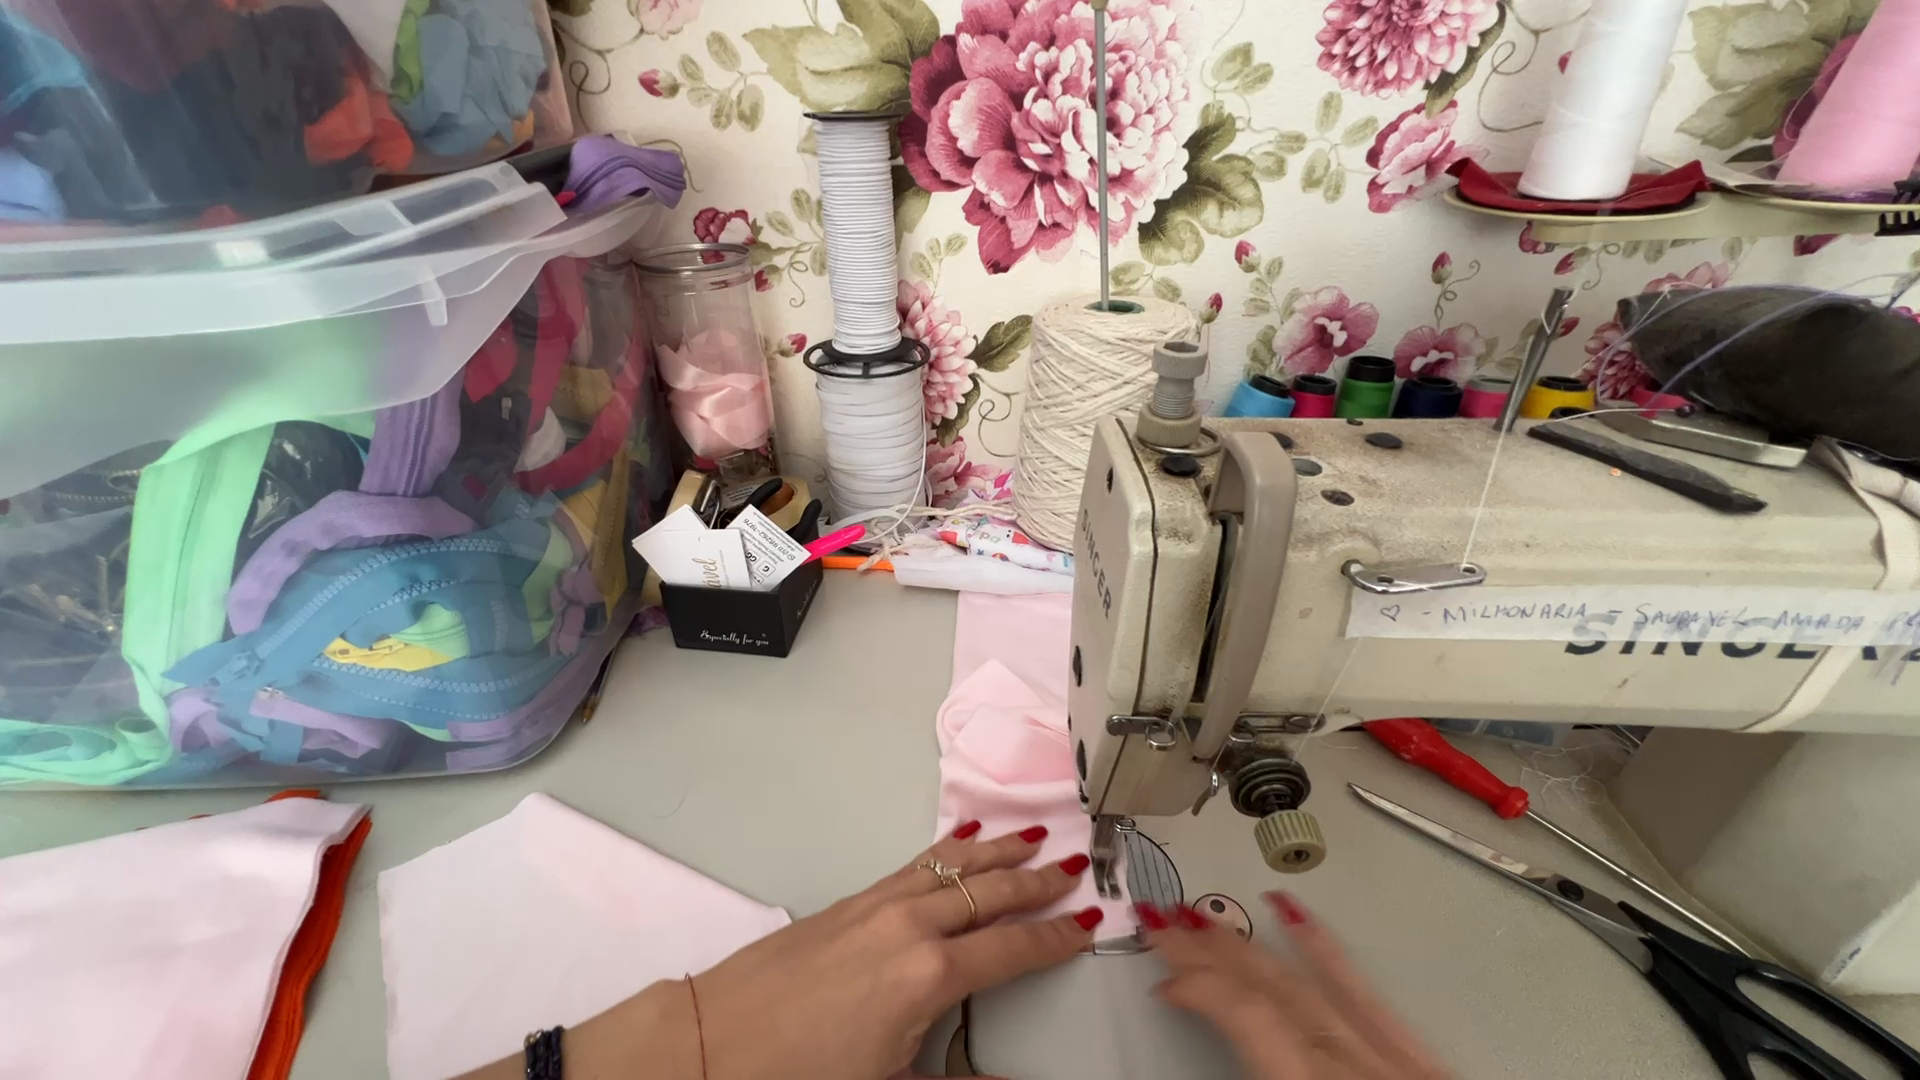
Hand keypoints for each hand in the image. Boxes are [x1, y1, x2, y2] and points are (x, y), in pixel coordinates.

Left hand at [467, 822, 1105, 1079]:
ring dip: (997, 853)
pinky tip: (960, 840)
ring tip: (1032, 837)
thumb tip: (998, 1076)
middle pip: (990, 894)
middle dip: (1037, 881)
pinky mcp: (851, 899)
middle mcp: (911, 926)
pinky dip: (946, 850)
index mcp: (929, 976)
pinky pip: (914, 865)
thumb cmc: (799, 1077)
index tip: (1090, 921)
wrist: (708, 1044)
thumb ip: (952, 1077)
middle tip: (1076, 865)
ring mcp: (879, 905)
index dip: (1056, 937)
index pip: (1011, 949)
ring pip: (954, 867)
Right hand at [1141, 892, 1452, 1079]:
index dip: (1199, 986)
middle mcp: (1355, 1067)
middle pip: (1270, 988)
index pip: (1249, 1015)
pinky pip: (1366, 994)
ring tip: (1201, 914)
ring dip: (1247, 945)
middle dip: (1209, 950)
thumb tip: (1216, 1066)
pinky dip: (1323, 949)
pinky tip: (1292, 912)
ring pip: (1307, 983)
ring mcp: (1395, 1061)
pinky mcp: (1424, 1063)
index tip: (1162, 983)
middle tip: (1161, 920)